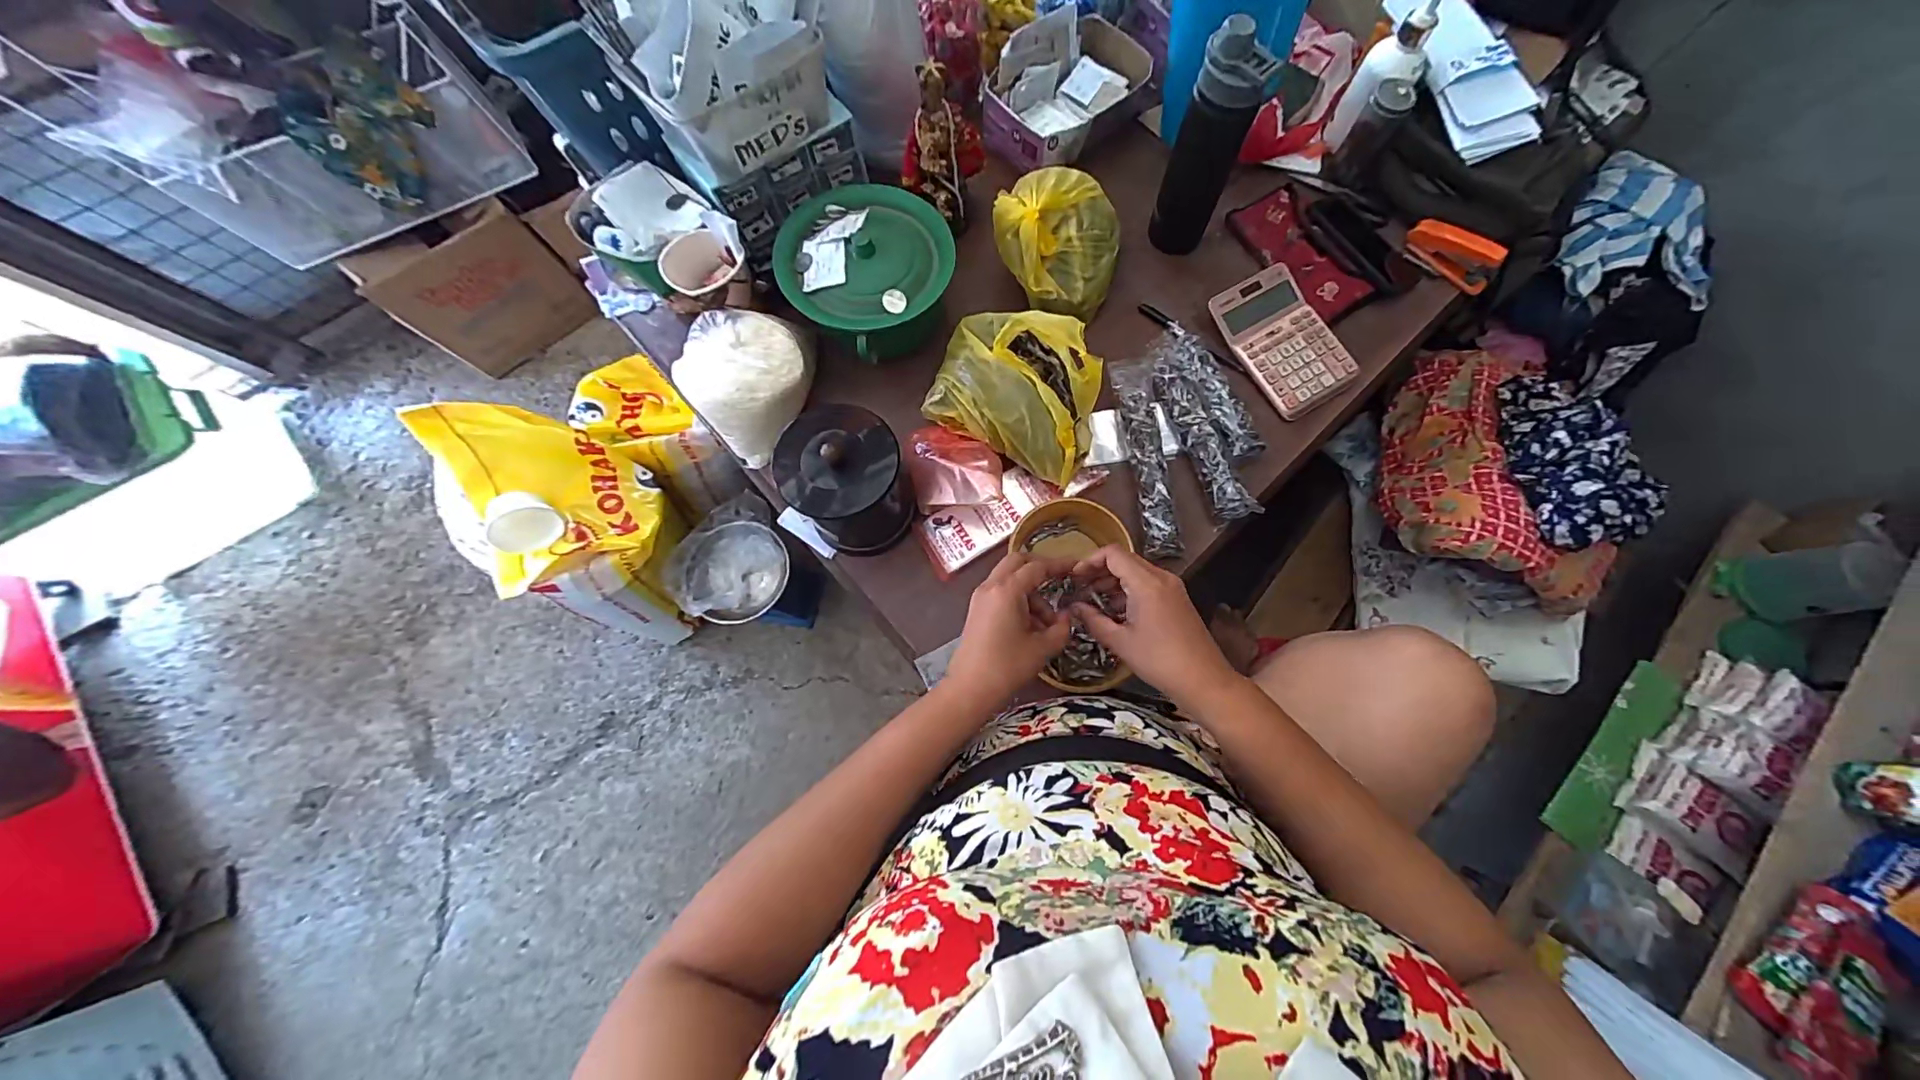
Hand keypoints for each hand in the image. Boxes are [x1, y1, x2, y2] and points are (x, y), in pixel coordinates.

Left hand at [943, 550, 1076, 710]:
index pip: (1036, 567)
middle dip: (1040, 568)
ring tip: (1046, 622)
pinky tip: (1029, 626)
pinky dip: (1017, 599)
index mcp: (1007, 590)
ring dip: (1030, 590)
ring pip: (1009, 578)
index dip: (1059, 564)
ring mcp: (980, 597)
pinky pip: (1000, 592)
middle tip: (1059, 582)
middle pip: (1017, 562)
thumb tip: (1067, 615)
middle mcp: (990, 587)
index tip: (1076, 566)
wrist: (970, 689)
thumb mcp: (1043, 647)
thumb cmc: (1007, 667)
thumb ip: (1061, 627)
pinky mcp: (977, 610)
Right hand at [1068, 545, 1239, 707]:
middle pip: (1125, 559)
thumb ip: (1092, 620)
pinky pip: (1148, 584)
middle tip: (1080, 590)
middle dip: (1099, 571)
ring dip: (1113, 581)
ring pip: (1137, 571)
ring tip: (1094, 602)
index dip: (1090, 561)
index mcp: (1146, 583)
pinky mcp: (1177, 599)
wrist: (1204, 680)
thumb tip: (1073, 607)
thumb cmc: (1159, 661)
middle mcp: (1162, 577)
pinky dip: (1129, 590)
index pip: (1113, 554)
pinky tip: (1116, 611)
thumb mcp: (1120, 641)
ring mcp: (1173, 587)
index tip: (1074, 578)